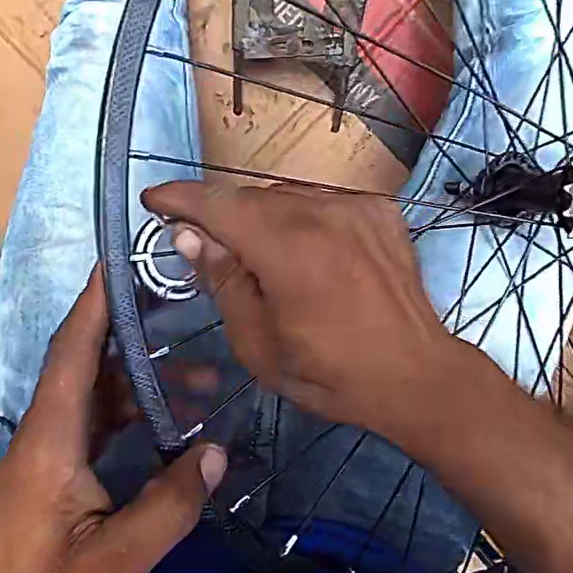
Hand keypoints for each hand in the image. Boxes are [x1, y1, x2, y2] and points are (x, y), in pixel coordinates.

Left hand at [0, 270, 226, 572]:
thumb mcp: (113, 564)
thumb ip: (167, 507)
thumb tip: (216, 452)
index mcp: (52, 438)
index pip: (73, 350)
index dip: (95, 302)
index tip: (119, 260)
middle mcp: (45, 429)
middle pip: (85, 360)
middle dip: (131, 329)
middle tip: (182, 306)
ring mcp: (46, 448)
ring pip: (95, 392)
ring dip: (141, 380)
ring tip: (204, 384)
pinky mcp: (51, 468)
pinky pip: (94, 421)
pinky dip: (130, 411)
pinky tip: (168, 423)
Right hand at [141, 181, 510, 451]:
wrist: (418, 377)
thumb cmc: (330, 373)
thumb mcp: (258, 345)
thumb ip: (222, 281)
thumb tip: (187, 235)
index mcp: (289, 252)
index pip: (218, 205)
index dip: (179, 198)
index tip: (153, 200)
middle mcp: (323, 215)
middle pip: (248, 198)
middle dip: (218, 216)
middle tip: (203, 244)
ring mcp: (356, 207)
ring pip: (283, 196)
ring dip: (258, 218)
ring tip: (260, 257)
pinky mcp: (378, 209)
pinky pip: (319, 201)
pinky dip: (298, 218)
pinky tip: (305, 251)